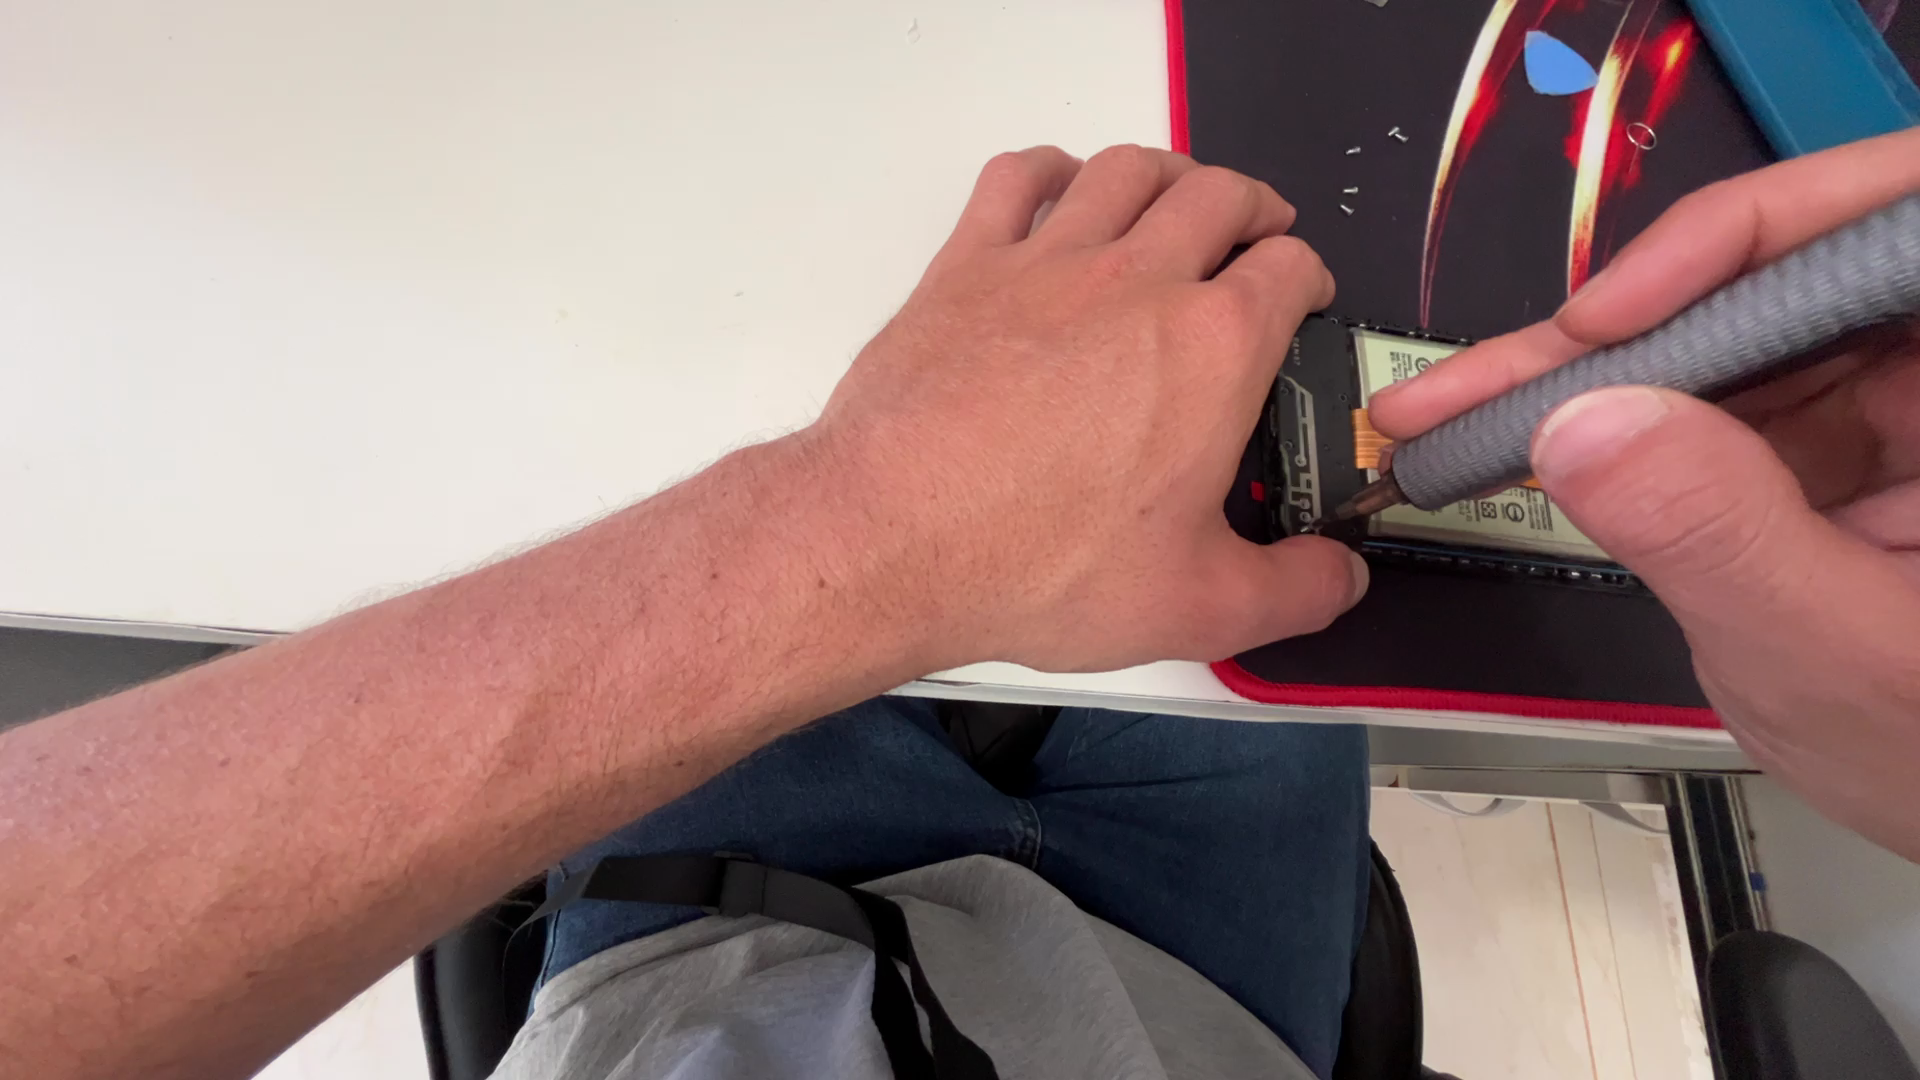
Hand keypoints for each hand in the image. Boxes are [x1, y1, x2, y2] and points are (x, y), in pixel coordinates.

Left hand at [815, 145, 1364, 672]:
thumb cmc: (1037, 566)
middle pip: (1218, 197)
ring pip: (1126, 171)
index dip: (1307, 279)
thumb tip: (1338, 577)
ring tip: (1176, 199)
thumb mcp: (1198, 608)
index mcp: (1212, 348)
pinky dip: (1049, 171)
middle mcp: (1134, 282)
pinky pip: (1015, 180)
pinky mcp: (964, 269)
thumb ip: (1293, 590)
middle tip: (1254, 234)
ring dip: (1167, 173)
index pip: (1289, 271)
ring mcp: (1044, 266)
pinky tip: (1057, 192)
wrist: (894, 541)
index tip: (1300, 297)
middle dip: (1251, 209)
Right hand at [1369, 128, 1919, 858]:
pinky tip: (1493, 441)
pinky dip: (1571, 423)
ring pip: (1689, 346)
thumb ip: (1713, 530)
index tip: (1604, 324)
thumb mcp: (1830, 650)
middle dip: (1586, 340)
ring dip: (1553, 382)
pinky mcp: (1795, 441)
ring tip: (1442, 418)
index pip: (1884, 232)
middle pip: (1754, 290)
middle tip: (1460, 388)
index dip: (1738, 244)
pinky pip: (1670, 403)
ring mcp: (1870, 403)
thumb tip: (1577, 423)